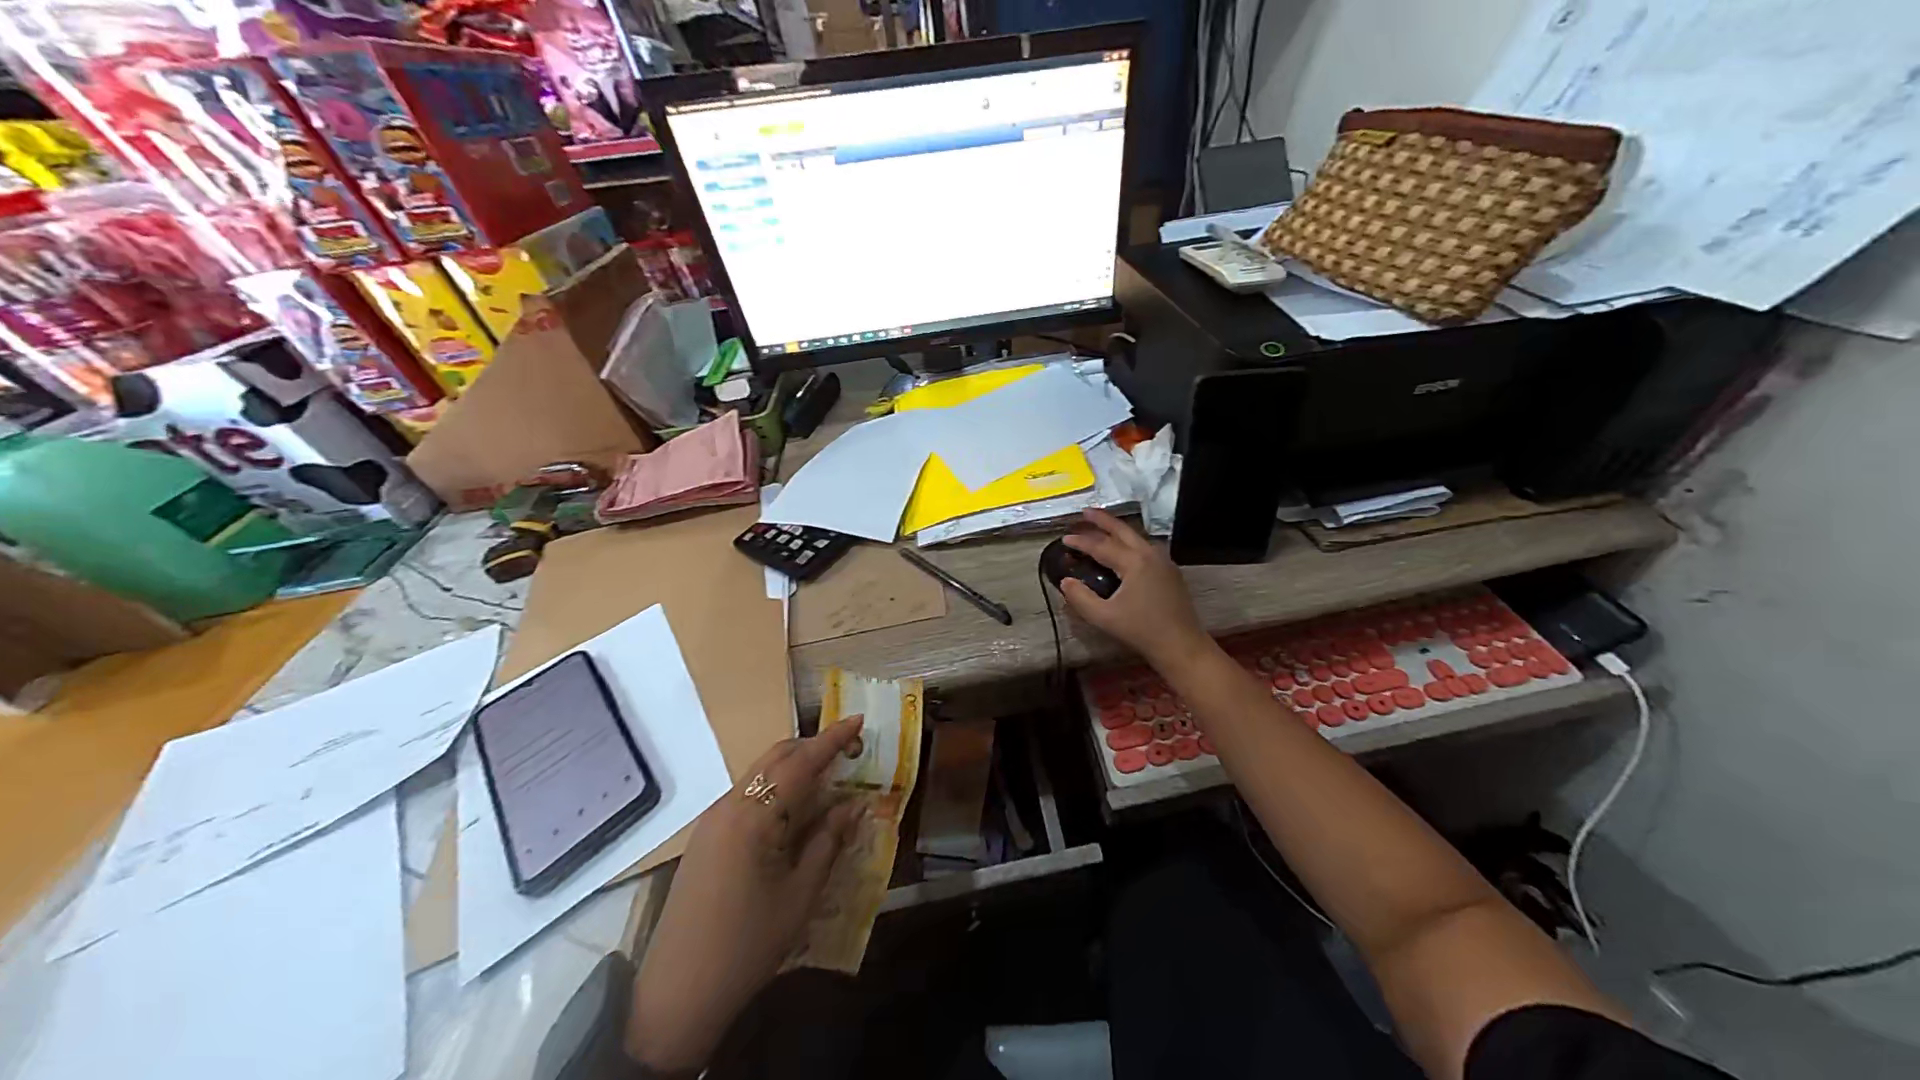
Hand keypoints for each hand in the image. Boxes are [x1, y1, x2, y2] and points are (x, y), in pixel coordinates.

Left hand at [626, 716, 866, 1072]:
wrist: (677, 993)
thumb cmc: (748, 945)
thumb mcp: (800, 895)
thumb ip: (828, 841)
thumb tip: (853, 804)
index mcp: (752, 818)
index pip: (799, 764)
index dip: (831, 740)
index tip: (858, 719)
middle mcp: (728, 807)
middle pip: (773, 759)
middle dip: (812, 748)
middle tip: (849, 750)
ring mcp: (711, 821)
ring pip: (758, 776)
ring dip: (793, 768)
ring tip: (828, 779)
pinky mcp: (705, 838)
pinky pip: (746, 797)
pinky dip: (775, 790)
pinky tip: (794, 810)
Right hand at [1058, 509, 1210, 668]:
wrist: (1182, 646)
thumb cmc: (1142, 631)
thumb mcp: (1104, 617)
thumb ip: (1081, 598)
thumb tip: (1065, 581)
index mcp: (1134, 562)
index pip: (1101, 545)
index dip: (1080, 541)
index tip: (1064, 538)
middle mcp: (1150, 554)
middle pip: (1123, 530)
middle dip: (1103, 520)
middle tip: (1085, 512)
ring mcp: (1164, 561)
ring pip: (1136, 537)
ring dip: (1117, 530)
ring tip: (1101, 527)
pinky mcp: (1170, 572)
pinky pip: (1145, 547)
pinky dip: (1129, 542)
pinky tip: (1123, 549)